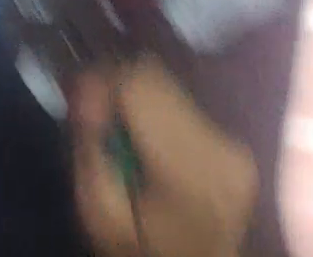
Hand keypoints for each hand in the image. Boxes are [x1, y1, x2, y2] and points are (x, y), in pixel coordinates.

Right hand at [71, 58, 256, 256]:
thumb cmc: (142, 249)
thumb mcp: (97, 210)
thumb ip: (88, 146)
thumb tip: (82, 89)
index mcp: (189, 168)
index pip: (137, 82)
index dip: (99, 82)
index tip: (82, 112)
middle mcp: (219, 146)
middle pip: (149, 74)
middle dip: (110, 86)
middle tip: (91, 116)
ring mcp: (231, 145)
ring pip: (160, 82)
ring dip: (129, 97)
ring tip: (115, 130)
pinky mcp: (231, 144)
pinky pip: (175, 99)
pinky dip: (148, 108)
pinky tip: (142, 139)